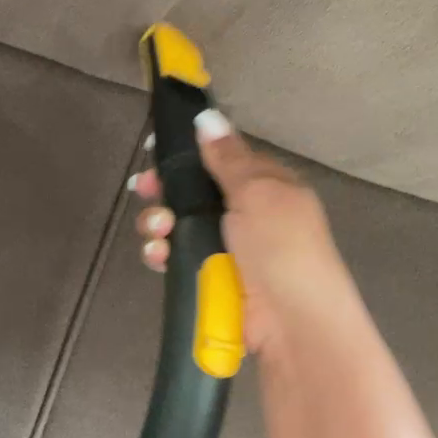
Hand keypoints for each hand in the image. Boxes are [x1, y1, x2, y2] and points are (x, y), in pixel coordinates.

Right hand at [130, 111, 356, 353]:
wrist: (292, 321)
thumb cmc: (281, 248)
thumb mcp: (258, 192)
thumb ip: (227, 157)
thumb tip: (207, 116)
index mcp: (266, 185)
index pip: (220, 157)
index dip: (187, 153)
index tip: (154, 149)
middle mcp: (244, 212)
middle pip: (190, 190)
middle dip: (164, 190)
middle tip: (145, 190)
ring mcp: (224, 246)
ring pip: (176, 223)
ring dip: (158, 223)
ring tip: (157, 232)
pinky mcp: (208, 275)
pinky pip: (174, 255)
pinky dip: (161, 253)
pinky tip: (158, 256)